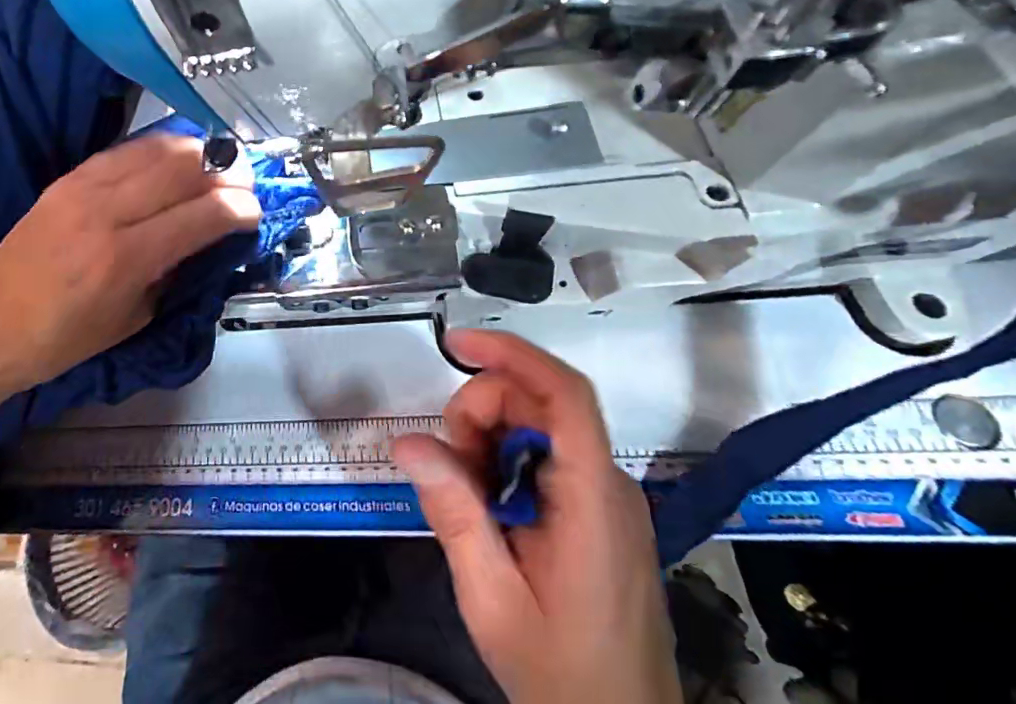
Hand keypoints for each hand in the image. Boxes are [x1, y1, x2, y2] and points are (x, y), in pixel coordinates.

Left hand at [0, 133, 260, 391]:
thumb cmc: (67, 338)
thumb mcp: (137, 316)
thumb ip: (176, 270)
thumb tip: (211, 236)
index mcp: (125, 259)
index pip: (202, 214)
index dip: (241, 207)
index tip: (257, 211)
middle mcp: (105, 213)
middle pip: (184, 169)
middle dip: (227, 171)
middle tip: (246, 181)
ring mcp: (82, 188)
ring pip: (157, 149)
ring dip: (198, 151)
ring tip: (219, 162)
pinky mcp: (68, 177)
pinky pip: (126, 150)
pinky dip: (161, 149)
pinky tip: (178, 156)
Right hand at [392, 330, 680, 703]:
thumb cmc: (561, 674)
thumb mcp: (493, 600)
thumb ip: (455, 514)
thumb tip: (408, 444)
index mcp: (592, 498)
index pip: (564, 395)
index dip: (512, 355)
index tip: (457, 344)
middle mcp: (607, 482)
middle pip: (539, 405)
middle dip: (481, 412)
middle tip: (446, 462)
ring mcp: (606, 496)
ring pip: (538, 428)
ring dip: (489, 440)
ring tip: (464, 495)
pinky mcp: (597, 511)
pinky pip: (545, 458)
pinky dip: (504, 463)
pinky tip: (485, 505)